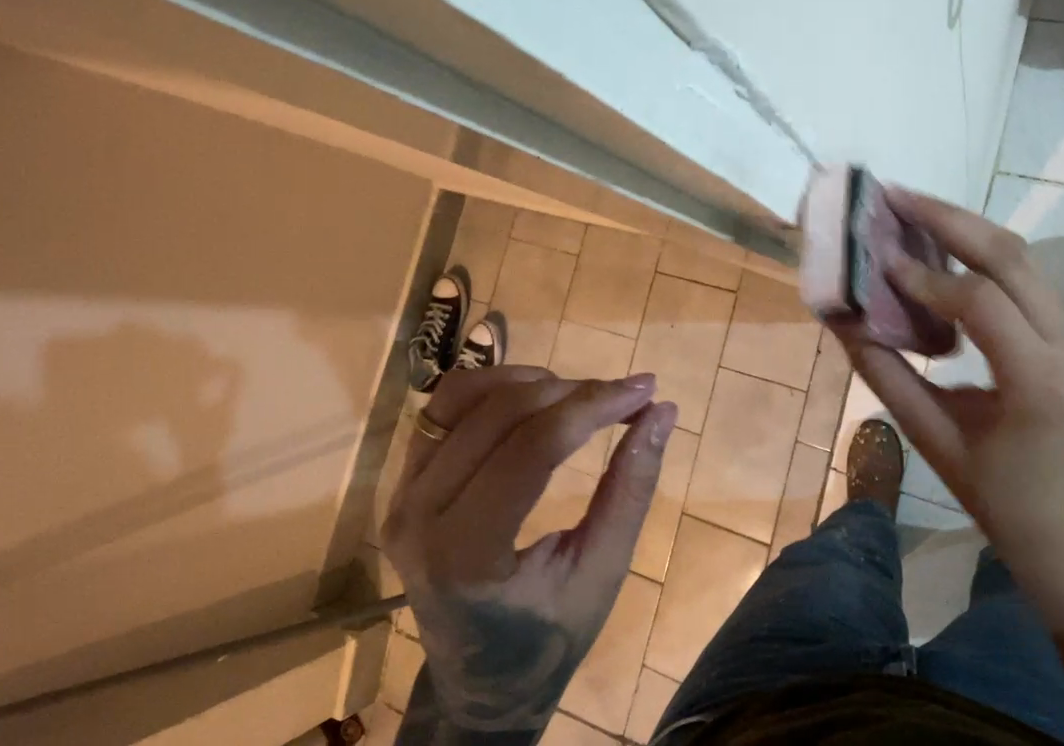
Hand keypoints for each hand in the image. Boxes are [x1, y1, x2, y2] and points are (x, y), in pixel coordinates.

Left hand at [381, 365, 676, 733]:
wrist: (481, 681)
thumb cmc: (549, 638)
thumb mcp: (601, 572)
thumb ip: (630, 489)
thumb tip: (663, 412)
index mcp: (467, 556)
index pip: (531, 449)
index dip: (592, 407)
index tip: (645, 390)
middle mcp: (419, 516)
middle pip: (497, 414)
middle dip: (571, 391)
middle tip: (624, 395)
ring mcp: (400, 495)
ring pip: (461, 397)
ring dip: (527, 382)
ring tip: (578, 397)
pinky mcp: (402, 483)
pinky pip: (443, 410)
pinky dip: (493, 390)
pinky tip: (535, 402)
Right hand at [834, 187, 1063, 553]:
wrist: (1060, 517)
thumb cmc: (993, 490)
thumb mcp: (931, 437)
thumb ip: (884, 373)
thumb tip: (841, 319)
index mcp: (1036, 381)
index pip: (982, 303)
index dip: (928, 278)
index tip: (881, 264)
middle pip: (1011, 256)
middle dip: (949, 220)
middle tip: (894, 197)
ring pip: (1020, 254)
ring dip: (965, 226)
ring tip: (911, 208)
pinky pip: (1022, 272)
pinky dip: (978, 249)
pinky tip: (940, 243)